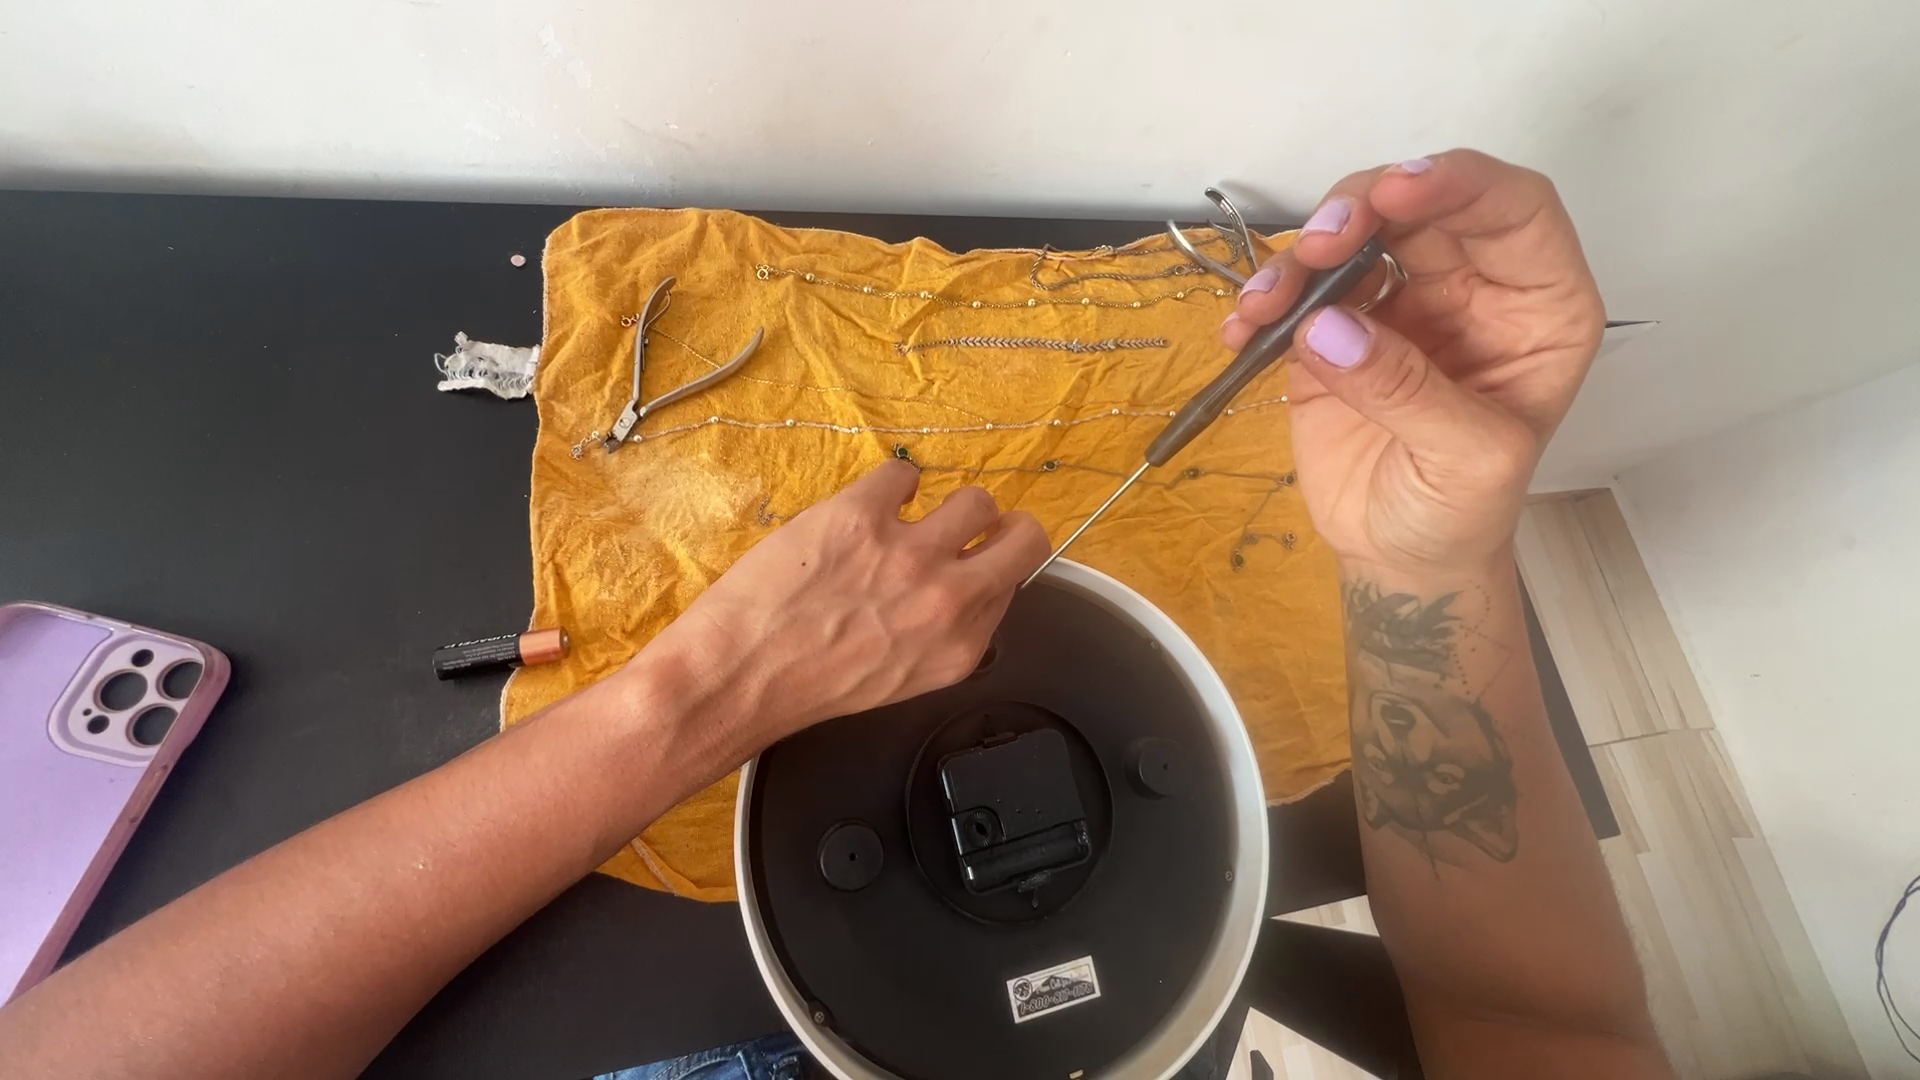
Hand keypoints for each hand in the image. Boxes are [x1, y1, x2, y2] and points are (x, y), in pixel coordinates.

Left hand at [642, 460, 1048, 749]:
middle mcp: (948, 600)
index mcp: (960, 647)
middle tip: (978, 526)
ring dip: (948, 505)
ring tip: (911, 518)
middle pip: (1025, 536)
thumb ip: (945, 635)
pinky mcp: (863, 517)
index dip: (993, 569)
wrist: (737, 676)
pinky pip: (904, 474)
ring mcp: (910, 554)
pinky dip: (890, 486)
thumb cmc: (810, 683)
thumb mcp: (901, 679)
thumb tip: (963, 587)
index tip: (973, 562)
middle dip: (1008, 526)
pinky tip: (866, 509)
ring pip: (974, 500)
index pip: (1014, 586)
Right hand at [1222, 150, 1604, 577]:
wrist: (1395, 552)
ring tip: (1258, 307)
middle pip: (1412, 214)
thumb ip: (1407, 389)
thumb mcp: (1465, 458)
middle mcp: (1461, 293)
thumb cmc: (1458, 510)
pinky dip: (1262, 308)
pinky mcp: (1328, 342)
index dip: (1457, 185)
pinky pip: (1294, 304)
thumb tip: (1327, 327)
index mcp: (1529, 307)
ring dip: (1296, 264)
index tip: (1392, 191)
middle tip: (1316, 247)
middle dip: (1359, 214)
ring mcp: (1388, 314)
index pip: (1510, 212)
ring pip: (1344, 250)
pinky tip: (1239, 333)